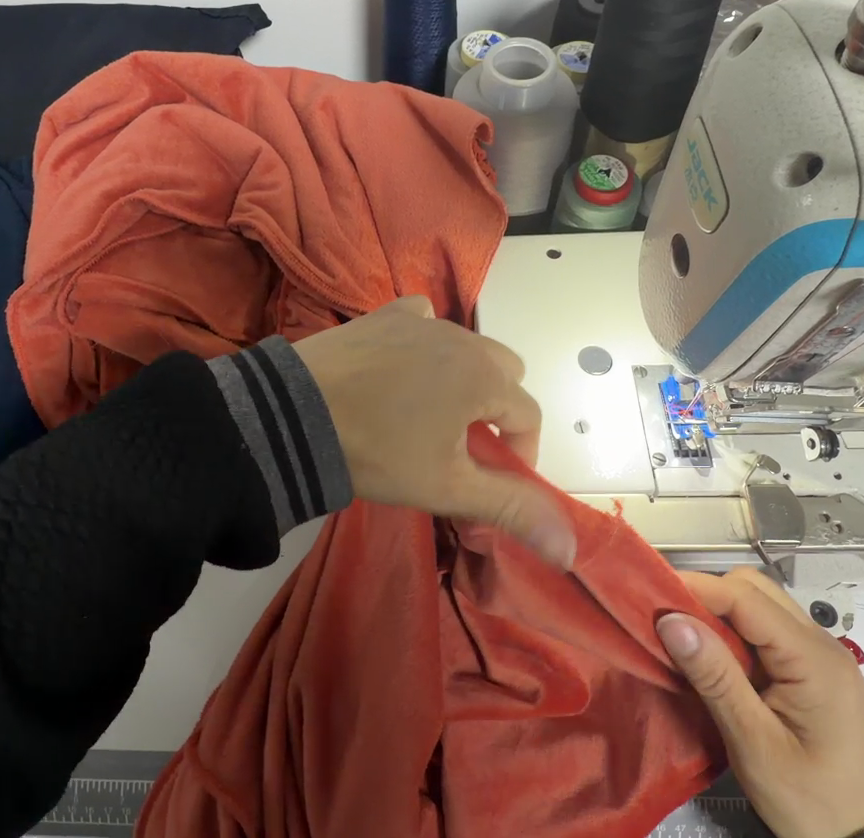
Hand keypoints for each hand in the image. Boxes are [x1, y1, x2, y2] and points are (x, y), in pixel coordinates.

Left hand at [292, 296, 575, 567]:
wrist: (294, 416)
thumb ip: (510, 509)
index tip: (490, 482)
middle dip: (496, 411)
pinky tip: (404, 366)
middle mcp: (460, 338)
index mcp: (483, 377)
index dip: (519, 454)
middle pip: (505, 373)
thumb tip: (570, 549)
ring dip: (464, 378)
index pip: (527, 416)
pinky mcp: (383, 315)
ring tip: (429, 414)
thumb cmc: (377, 452)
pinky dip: (426, 341)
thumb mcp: (446, 486)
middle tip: (461, 447)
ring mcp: (420, 321)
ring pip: (466, 346)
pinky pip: (423, 319)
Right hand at [657, 569, 863, 837]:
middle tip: (662, 619)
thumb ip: (715, 678)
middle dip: (704, 595)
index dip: (695, 588)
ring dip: (717, 612)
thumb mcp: (756, 746)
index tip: (648, 594)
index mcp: (814, 659)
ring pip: (758, 604)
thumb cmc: (813, 801)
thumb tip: (671, 620)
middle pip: (753, 589)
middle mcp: (821, 644)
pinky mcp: (810, 669)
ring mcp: (818, 654)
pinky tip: (708, 655)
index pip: (745, 598)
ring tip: (679, 636)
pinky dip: (731, 631)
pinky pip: (764, 629)